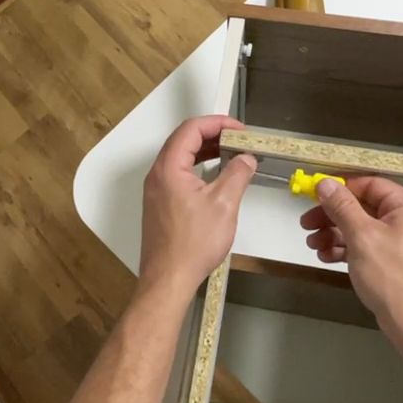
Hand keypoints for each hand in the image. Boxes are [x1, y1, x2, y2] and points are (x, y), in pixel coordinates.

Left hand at [138, 116, 256, 294]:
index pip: (190, 129)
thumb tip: (246, 159)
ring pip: (180, 159)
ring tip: (232, 154)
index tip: (239, 129)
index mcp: (168, 168)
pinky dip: (198, 169)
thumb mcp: (224, 203)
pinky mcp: (160, 205)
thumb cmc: (192, 244)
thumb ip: (237, 174)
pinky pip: (178, 175)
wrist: (168, 278)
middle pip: (183, 141)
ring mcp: (156, 191)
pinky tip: (216, 178)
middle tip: (238, 140)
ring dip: (206, 152)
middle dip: (212, 135)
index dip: (217, 123)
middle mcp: (157, 175)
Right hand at [300, 176, 402, 344]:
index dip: (341, 188)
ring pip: (364, 229)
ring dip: (335, 235)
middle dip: (333, 217)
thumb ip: (342, 207)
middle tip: (306, 224)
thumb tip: (325, 183)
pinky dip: (348, 250)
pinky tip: (327, 257)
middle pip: (365, 208)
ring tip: (312, 245)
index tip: (314, 196)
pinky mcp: (398, 262)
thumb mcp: (362, 237)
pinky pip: (370, 247)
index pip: (371, 185)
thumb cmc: (391, 276)